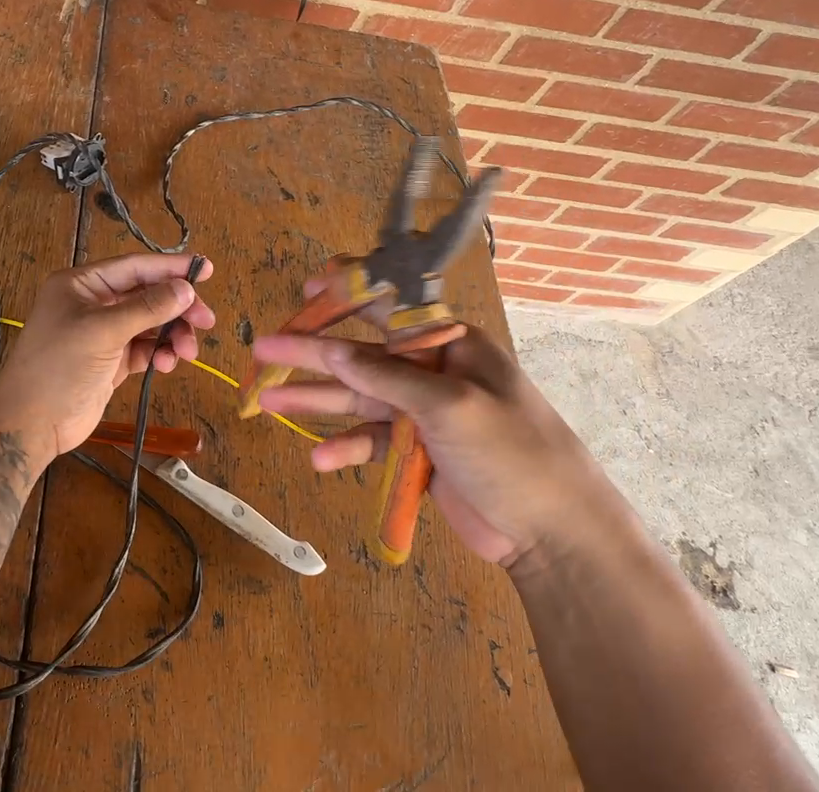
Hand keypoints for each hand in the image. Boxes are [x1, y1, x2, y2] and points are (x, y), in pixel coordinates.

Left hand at [0, 253, 213, 463]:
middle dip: (177, 308)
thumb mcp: (103, 331)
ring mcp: (102, 334)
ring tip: (186, 353)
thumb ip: (147, 308)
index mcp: (82, 284)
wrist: (32, 422)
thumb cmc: (59, 366)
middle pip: (146, 295)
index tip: (206, 269)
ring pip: (149, 324)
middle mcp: (92, 304)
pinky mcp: (110, 361)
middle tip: (207, 321)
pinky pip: (144, 349)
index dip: (170, 267)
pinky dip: (159, 353)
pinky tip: (168, 363)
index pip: (134, 267)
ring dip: (171, 335)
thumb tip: (186, 289)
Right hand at [253, 324, 619, 568]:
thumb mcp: (447, 405)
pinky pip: (369, 442)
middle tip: (263, 349)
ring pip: (357, 399)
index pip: (391, 307)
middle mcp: (431, 372)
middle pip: (360, 355)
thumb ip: (384, 376)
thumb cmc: (512, 451)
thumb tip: (329, 348)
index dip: (348, 294)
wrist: (555, 532)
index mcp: (450, 344)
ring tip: (266, 400)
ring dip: (315, 400)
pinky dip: (345, 448)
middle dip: (312, 352)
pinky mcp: (416, 452)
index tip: (308, 285)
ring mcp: (422, 413)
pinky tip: (320, 458)